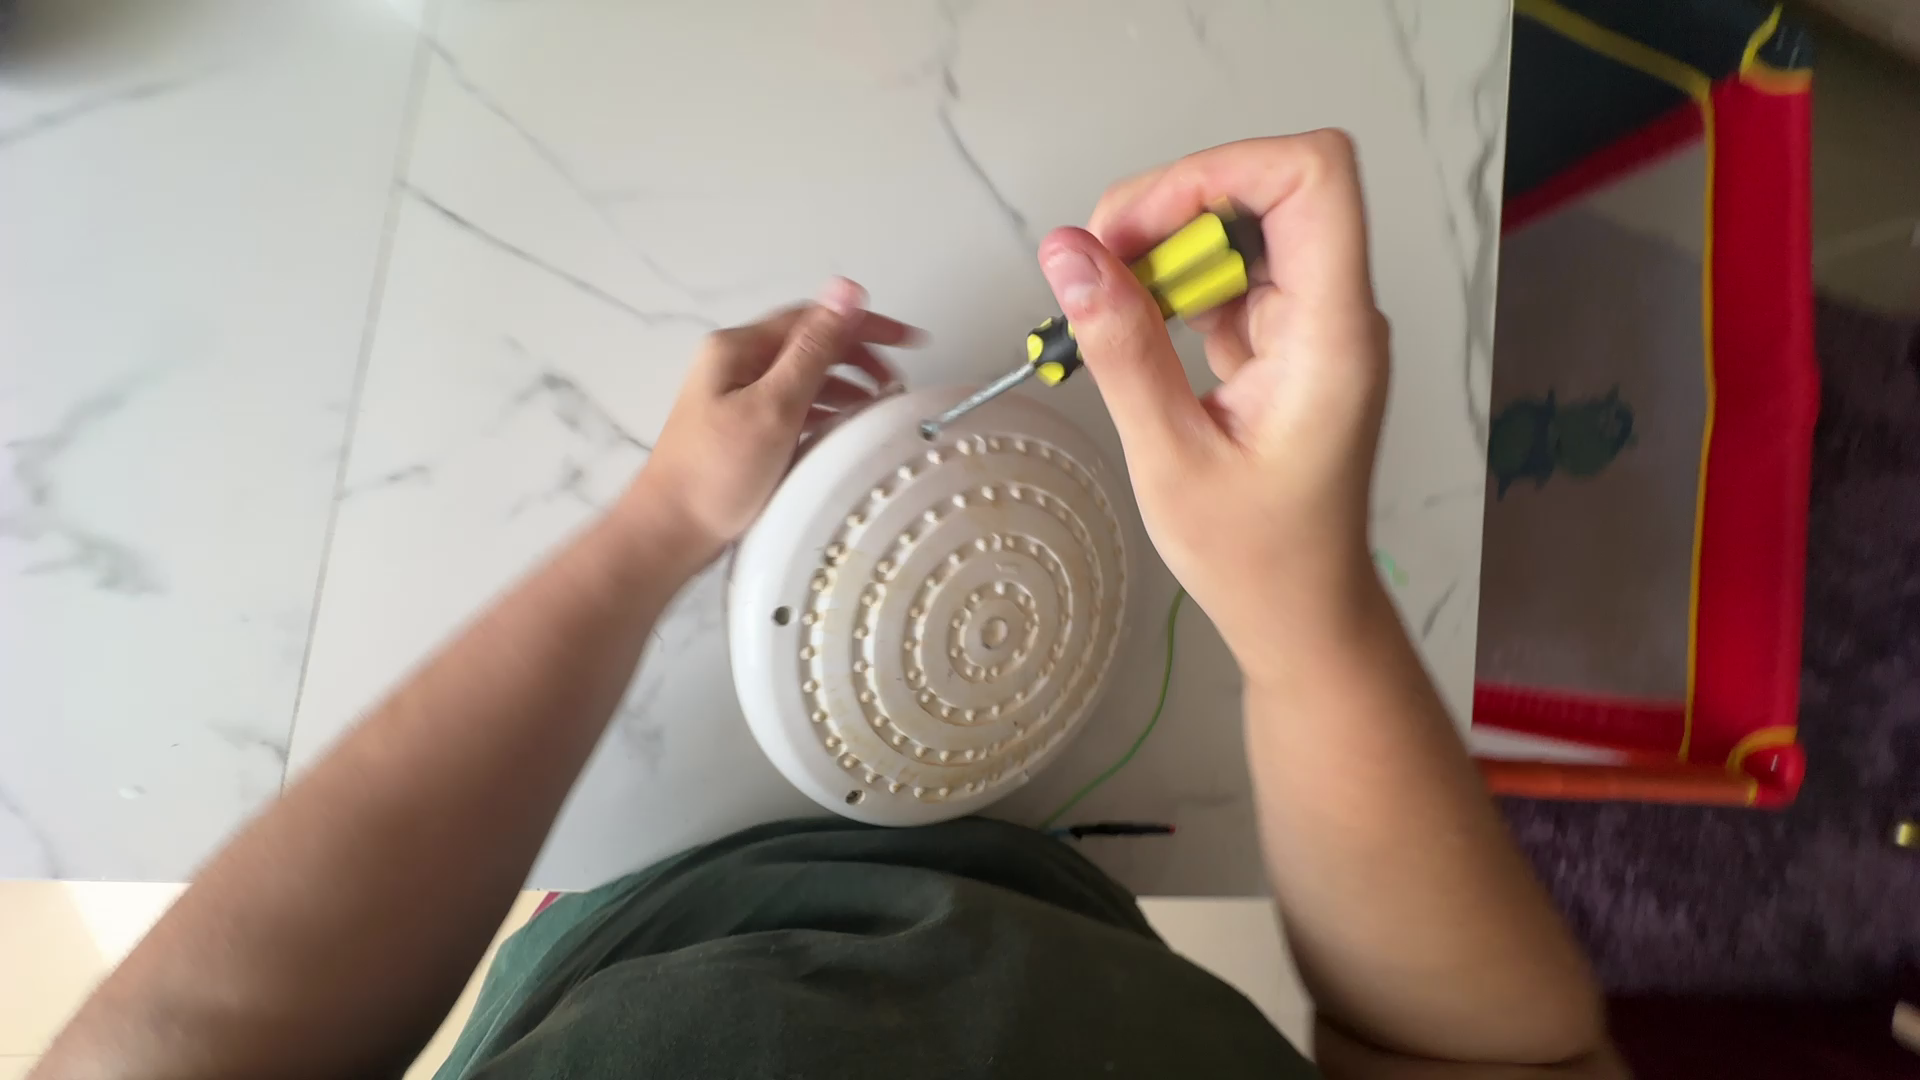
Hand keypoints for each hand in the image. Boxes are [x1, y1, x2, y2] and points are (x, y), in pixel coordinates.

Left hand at [627, 278, 921, 564]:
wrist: (672, 533)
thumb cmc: (717, 475)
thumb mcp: (774, 406)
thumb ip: (813, 350)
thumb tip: (845, 290)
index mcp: (738, 348)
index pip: (814, 319)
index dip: (866, 324)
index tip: (909, 339)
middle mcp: (737, 365)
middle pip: (810, 344)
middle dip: (859, 355)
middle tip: (896, 379)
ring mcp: (740, 398)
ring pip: (806, 377)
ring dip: (846, 383)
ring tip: (880, 405)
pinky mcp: (746, 429)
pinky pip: (797, 405)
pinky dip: (827, 409)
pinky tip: (846, 426)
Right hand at [1037, 133, 1389, 683]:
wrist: (1296, 607)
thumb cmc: (1247, 554)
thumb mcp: (1168, 455)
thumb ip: (1121, 349)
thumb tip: (1068, 256)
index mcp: (1330, 335)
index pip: (1309, 176)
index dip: (1214, 173)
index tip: (1130, 229)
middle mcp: (1334, 315)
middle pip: (1267, 194)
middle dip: (1171, 212)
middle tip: (1097, 270)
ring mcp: (1311, 329)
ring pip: (1242, 235)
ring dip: (1165, 254)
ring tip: (1105, 308)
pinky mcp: (1284, 348)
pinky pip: (1230, 285)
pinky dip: (1173, 294)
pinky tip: (1135, 335)